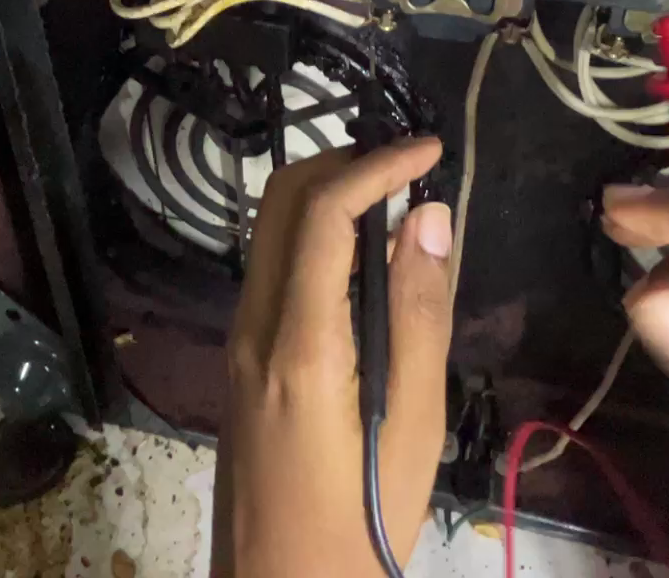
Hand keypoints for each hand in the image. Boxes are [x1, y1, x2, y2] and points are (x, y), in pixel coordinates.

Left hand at [214, 137, 451, 577]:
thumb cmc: (363, 518)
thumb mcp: (414, 423)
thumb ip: (418, 312)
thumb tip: (427, 216)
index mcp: (299, 341)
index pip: (325, 214)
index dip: (378, 165)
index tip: (429, 149)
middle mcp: (254, 321)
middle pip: (282, 200)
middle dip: (344, 163)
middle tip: (408, 169)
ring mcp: (239, 333)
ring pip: (273, 226)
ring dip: (329, 193)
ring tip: (395, 204)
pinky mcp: (241, 349)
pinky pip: (275, 262)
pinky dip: (317, 234)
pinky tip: (364, 258)